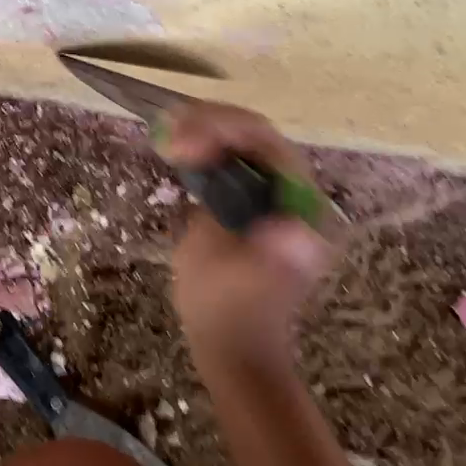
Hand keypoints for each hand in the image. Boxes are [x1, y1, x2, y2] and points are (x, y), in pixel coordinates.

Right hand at [162, 102, 336, 368]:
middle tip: (167, 142)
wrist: (230, 340)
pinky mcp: (245, 194)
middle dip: (206, 124)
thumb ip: (268, 252)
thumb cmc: (229, 311)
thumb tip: (298, 231)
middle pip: (250, 130)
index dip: (222, 133)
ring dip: (198, 125)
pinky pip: (224, 149)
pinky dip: (196, 138)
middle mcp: (291, 189)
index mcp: (300, 206)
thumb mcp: (241, 281)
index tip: (181, 151)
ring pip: (235, 133)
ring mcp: (267, 190)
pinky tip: (172, 144)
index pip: (265, 143)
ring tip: (164, 138)